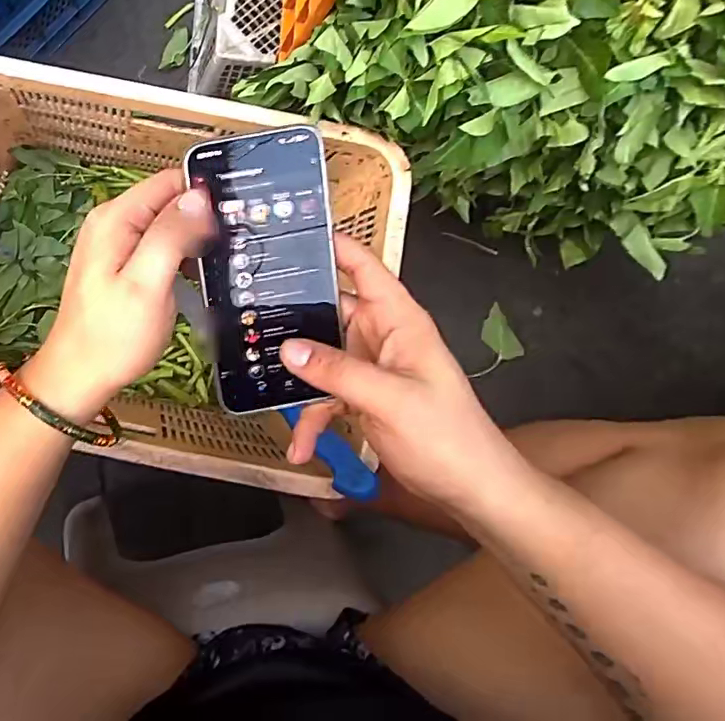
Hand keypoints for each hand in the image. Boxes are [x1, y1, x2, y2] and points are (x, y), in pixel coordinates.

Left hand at [17, 169, 212, 422]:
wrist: (79, 376)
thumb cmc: (114, 335)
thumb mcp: (147, 283)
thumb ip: (171, 234)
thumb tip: (199, 196)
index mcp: (116, 218)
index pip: (170, 181)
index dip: (203, 196)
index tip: (230, 220)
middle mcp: (112, 221)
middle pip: (169, 199)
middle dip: (199, 218)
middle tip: (226, 248)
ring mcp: (114, 241)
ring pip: (166, 222)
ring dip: (191, 238)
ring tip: (212, 265)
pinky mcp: (120, 261)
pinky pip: (157, 243)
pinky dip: (179, 254)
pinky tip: (191, 277)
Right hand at [282, 235, 529, 513]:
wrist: (472, 491)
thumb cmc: (447, 436)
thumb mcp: (388, 399)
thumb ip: (336, 371)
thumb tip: (288, 348)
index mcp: (397, 319)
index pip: (362, 267)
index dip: (332, 245)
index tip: (290, 235)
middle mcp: (379, 334)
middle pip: (328, 309)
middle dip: (294, 316)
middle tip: (252, 314)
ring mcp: (367, 365)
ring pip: (318, 355)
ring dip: (297, 380)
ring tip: (269, 393)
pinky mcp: (360, 394)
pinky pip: (323, 394)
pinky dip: (310, 418)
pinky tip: (301, 445)